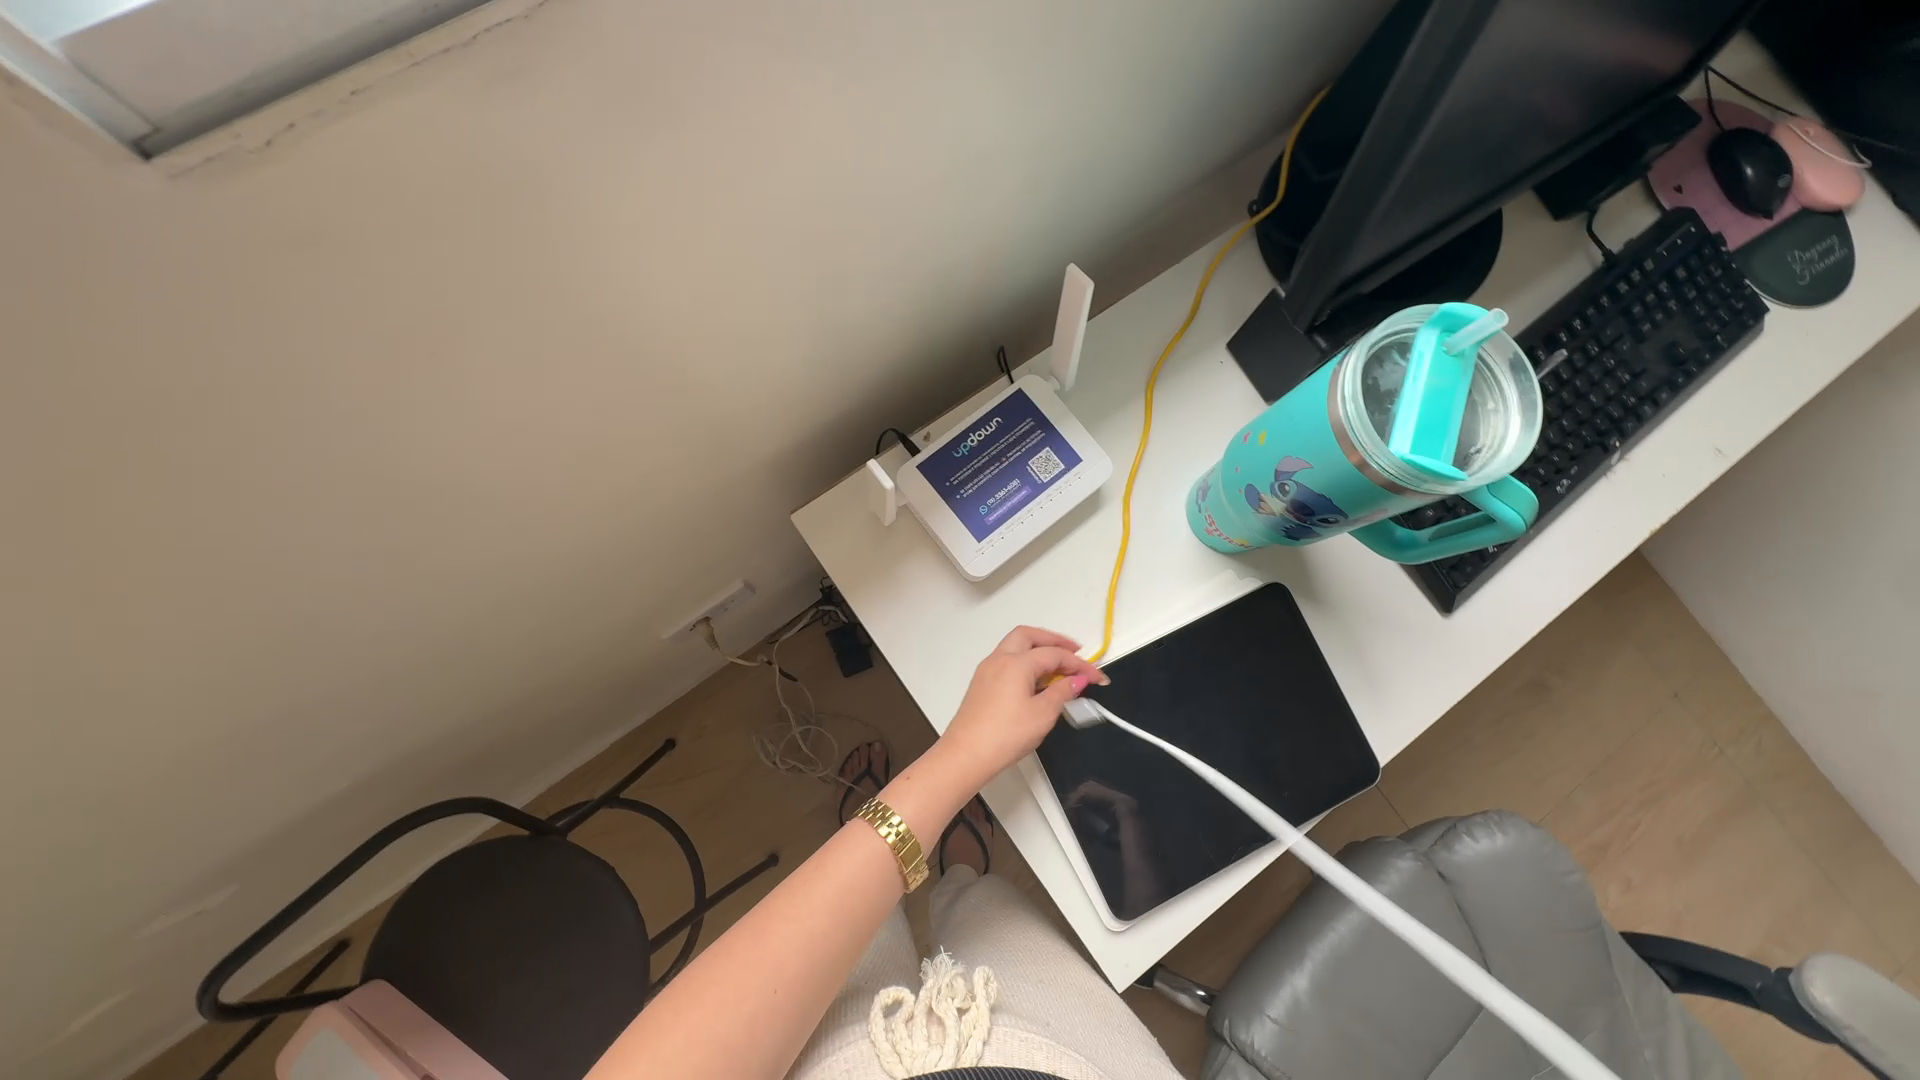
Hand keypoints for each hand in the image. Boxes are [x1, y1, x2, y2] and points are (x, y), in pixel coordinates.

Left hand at [934, 626, 1107, 788]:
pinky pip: (1007, 661)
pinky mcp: (981, 683)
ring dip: (1038, 650)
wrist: (966, 755)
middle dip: (1054, 641)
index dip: (1079, 664)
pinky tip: (1037, 681)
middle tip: (1075, 653)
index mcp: (1016, 663)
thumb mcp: (1043, 714)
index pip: (1054, 654)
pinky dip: (1025, 662)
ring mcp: (987, 670)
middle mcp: (999, 659)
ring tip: (1059, 668)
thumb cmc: (1006, 735)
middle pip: (1030, 636)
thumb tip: (1077, 680)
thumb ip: (1063, 692)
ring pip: (1015, 646)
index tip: (1097, 676)